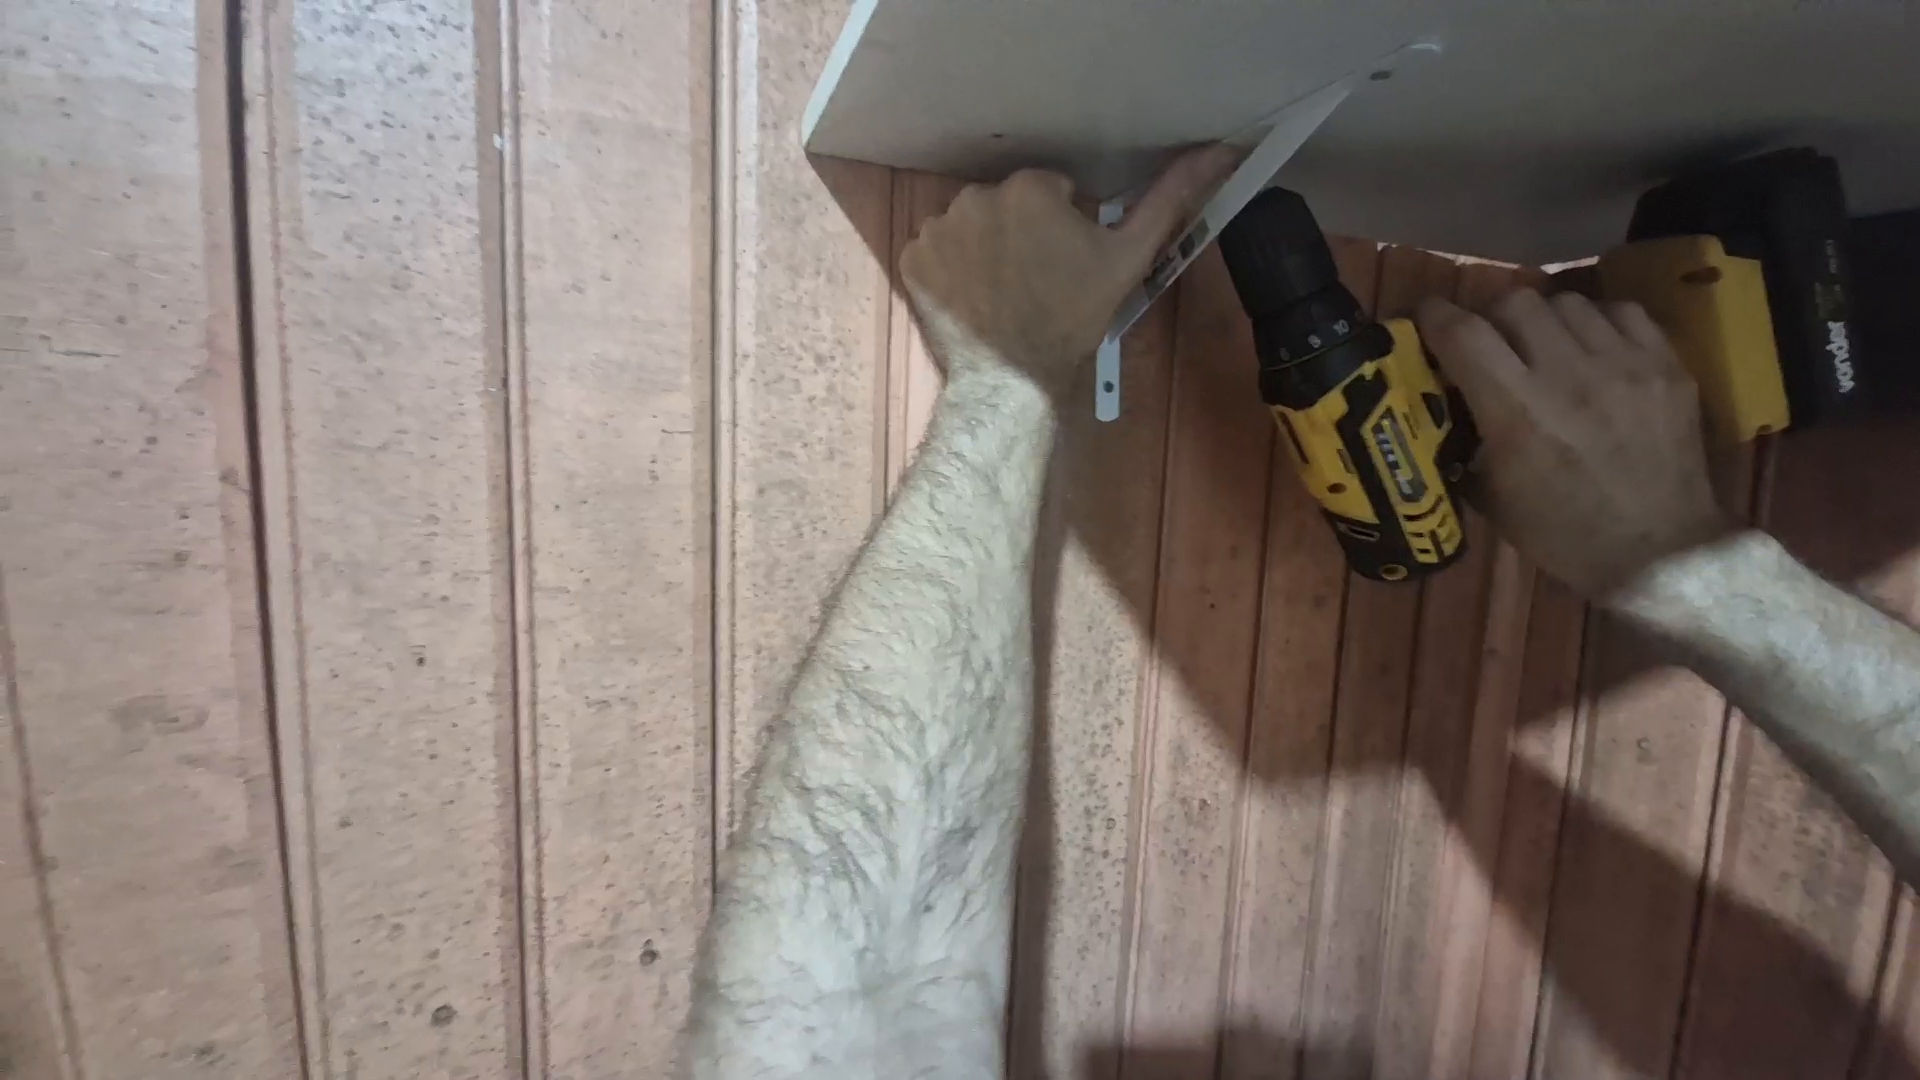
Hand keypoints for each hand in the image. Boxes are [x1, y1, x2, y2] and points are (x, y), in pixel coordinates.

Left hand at [899, 146, 1237, 397]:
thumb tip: (1220, 152)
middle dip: (1018, 233)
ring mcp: (938, 230)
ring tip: (999, 293)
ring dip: (981, 248)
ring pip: (968, 225)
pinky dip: (948, 270)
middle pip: (1004, 205)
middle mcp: (976, 197)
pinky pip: (934, 251)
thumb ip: (1168, 201)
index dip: (1059, 226)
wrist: (1012, 380)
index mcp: (1030, 188)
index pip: (1048, 192)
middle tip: (1032, 281)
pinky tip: (969, 300)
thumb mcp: (1128, 261)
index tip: (1061, 264)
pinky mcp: (912, 260)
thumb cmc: (1072, 321)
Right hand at [1415, 288, 1735, 598]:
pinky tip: (1586, 346)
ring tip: (1536, 342)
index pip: (1465, 336)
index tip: (1422, 313)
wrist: (1657, 548)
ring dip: (1540, 317)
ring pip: (1568, 302)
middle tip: (1483, 337)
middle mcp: (1569, 376)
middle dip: (1488, 314)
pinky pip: (1621, 311)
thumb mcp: (1488, 490)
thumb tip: (1445, 400)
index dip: (1435, 315)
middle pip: (1516, 302)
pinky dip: (1593, 320)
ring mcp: (1625, 365)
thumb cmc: (1557, 530)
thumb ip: (1466, 435)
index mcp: (1516, 413)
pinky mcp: (1666, 365)